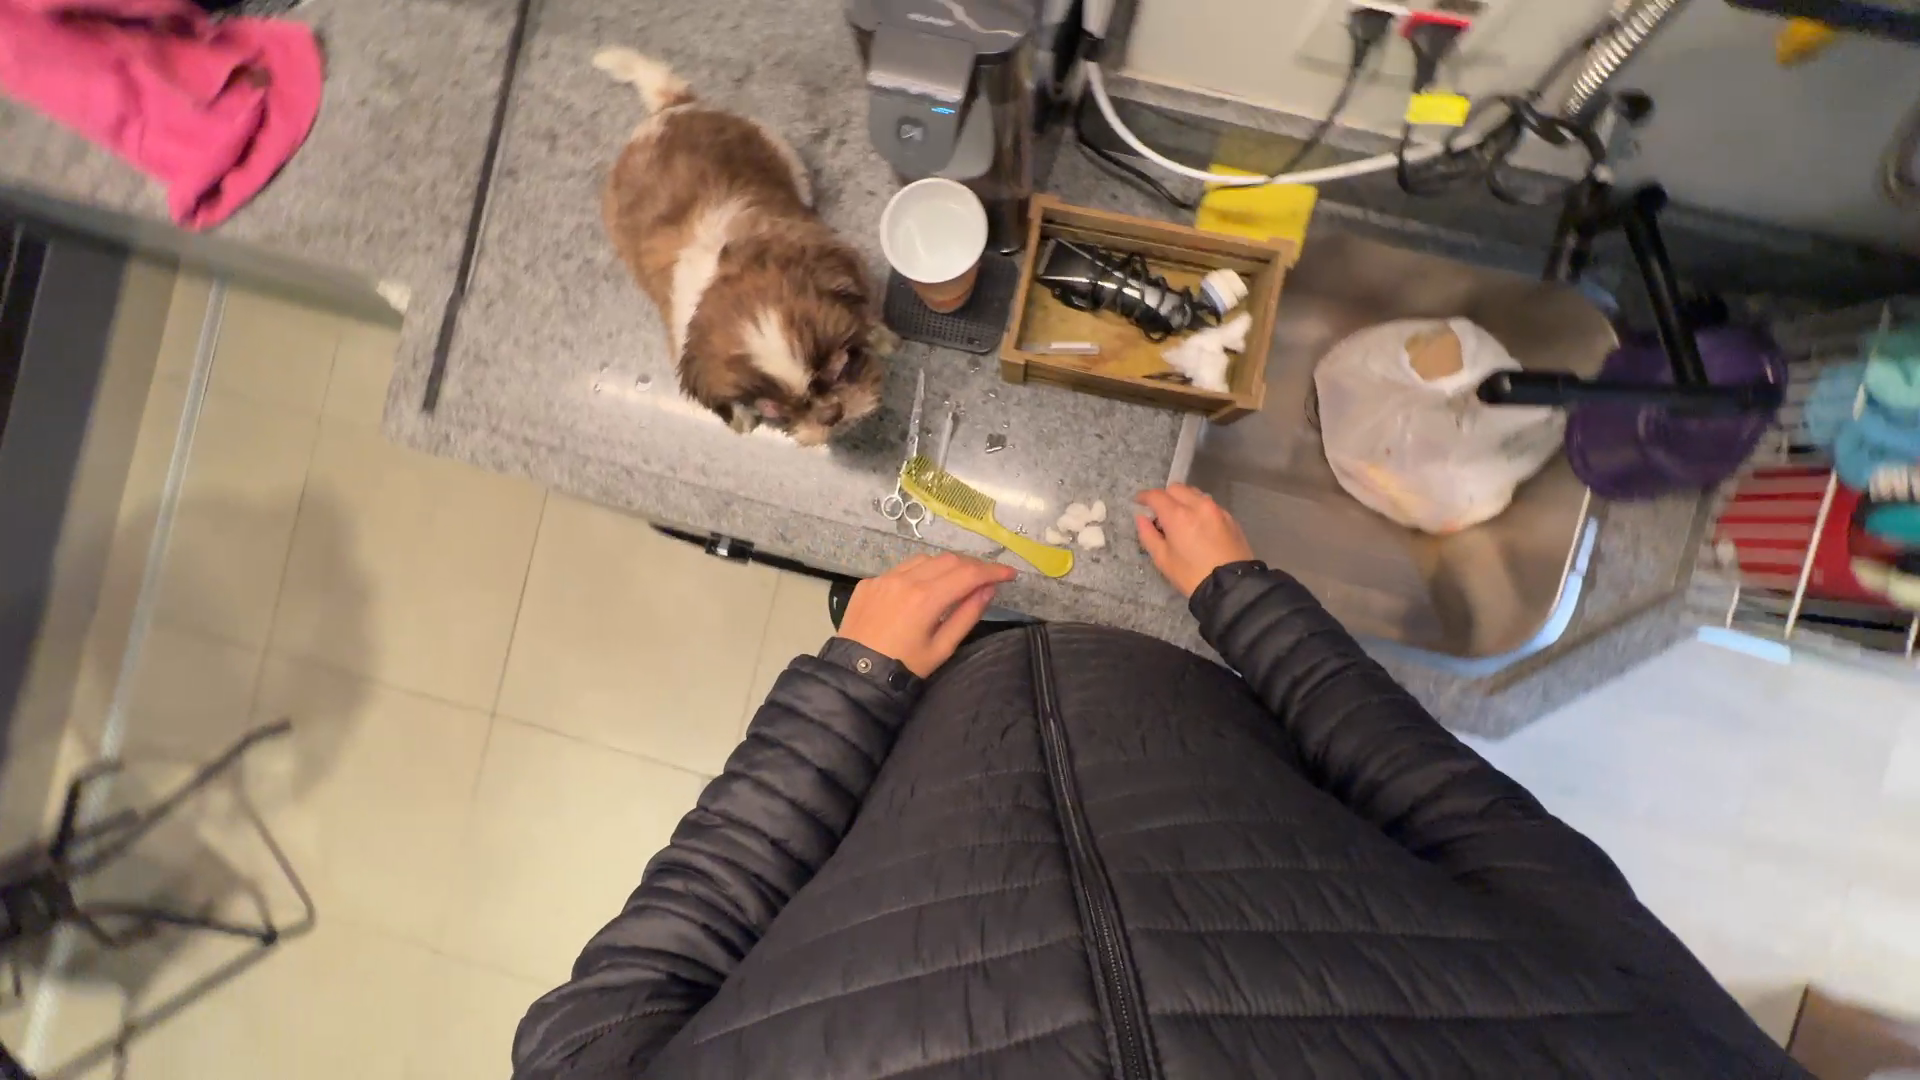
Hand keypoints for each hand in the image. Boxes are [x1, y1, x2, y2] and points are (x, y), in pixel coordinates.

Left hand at [839, 554, 1017, 676]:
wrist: (855, 675)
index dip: (993, 571)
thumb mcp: (941, 648)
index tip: (1010, 573)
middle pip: (949, 560)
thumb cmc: (903, 667)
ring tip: (957, 582)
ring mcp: (884, 578)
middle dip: (972, 566)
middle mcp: (905, 580)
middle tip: (987, 578)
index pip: (968, 574)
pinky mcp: (869, 582)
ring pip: (924, 559)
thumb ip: (967, 615)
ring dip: (946, 566)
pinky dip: (919, 573)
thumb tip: (988, 590)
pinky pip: (901, 569)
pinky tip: (922, 589)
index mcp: (926, 598)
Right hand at [1136, 485, 1254, 597]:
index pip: (1156, 495)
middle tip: (1160, 513)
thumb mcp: (1163, 559)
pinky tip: (1198, 526)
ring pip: (1195, 493)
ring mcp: (1217, 510)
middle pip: (1177, 488)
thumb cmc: (1191, 575)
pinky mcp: (1230, 518)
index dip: (1144, 497)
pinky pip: (1210, 505)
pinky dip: (1199, 508)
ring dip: (1183, 500)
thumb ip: (1148, 535)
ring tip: (1180, 519)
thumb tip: (1141, 518)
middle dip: (1165, 496)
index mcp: (1178, 515)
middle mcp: (1198, 505)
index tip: (1139, 502)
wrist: (1232, 586)